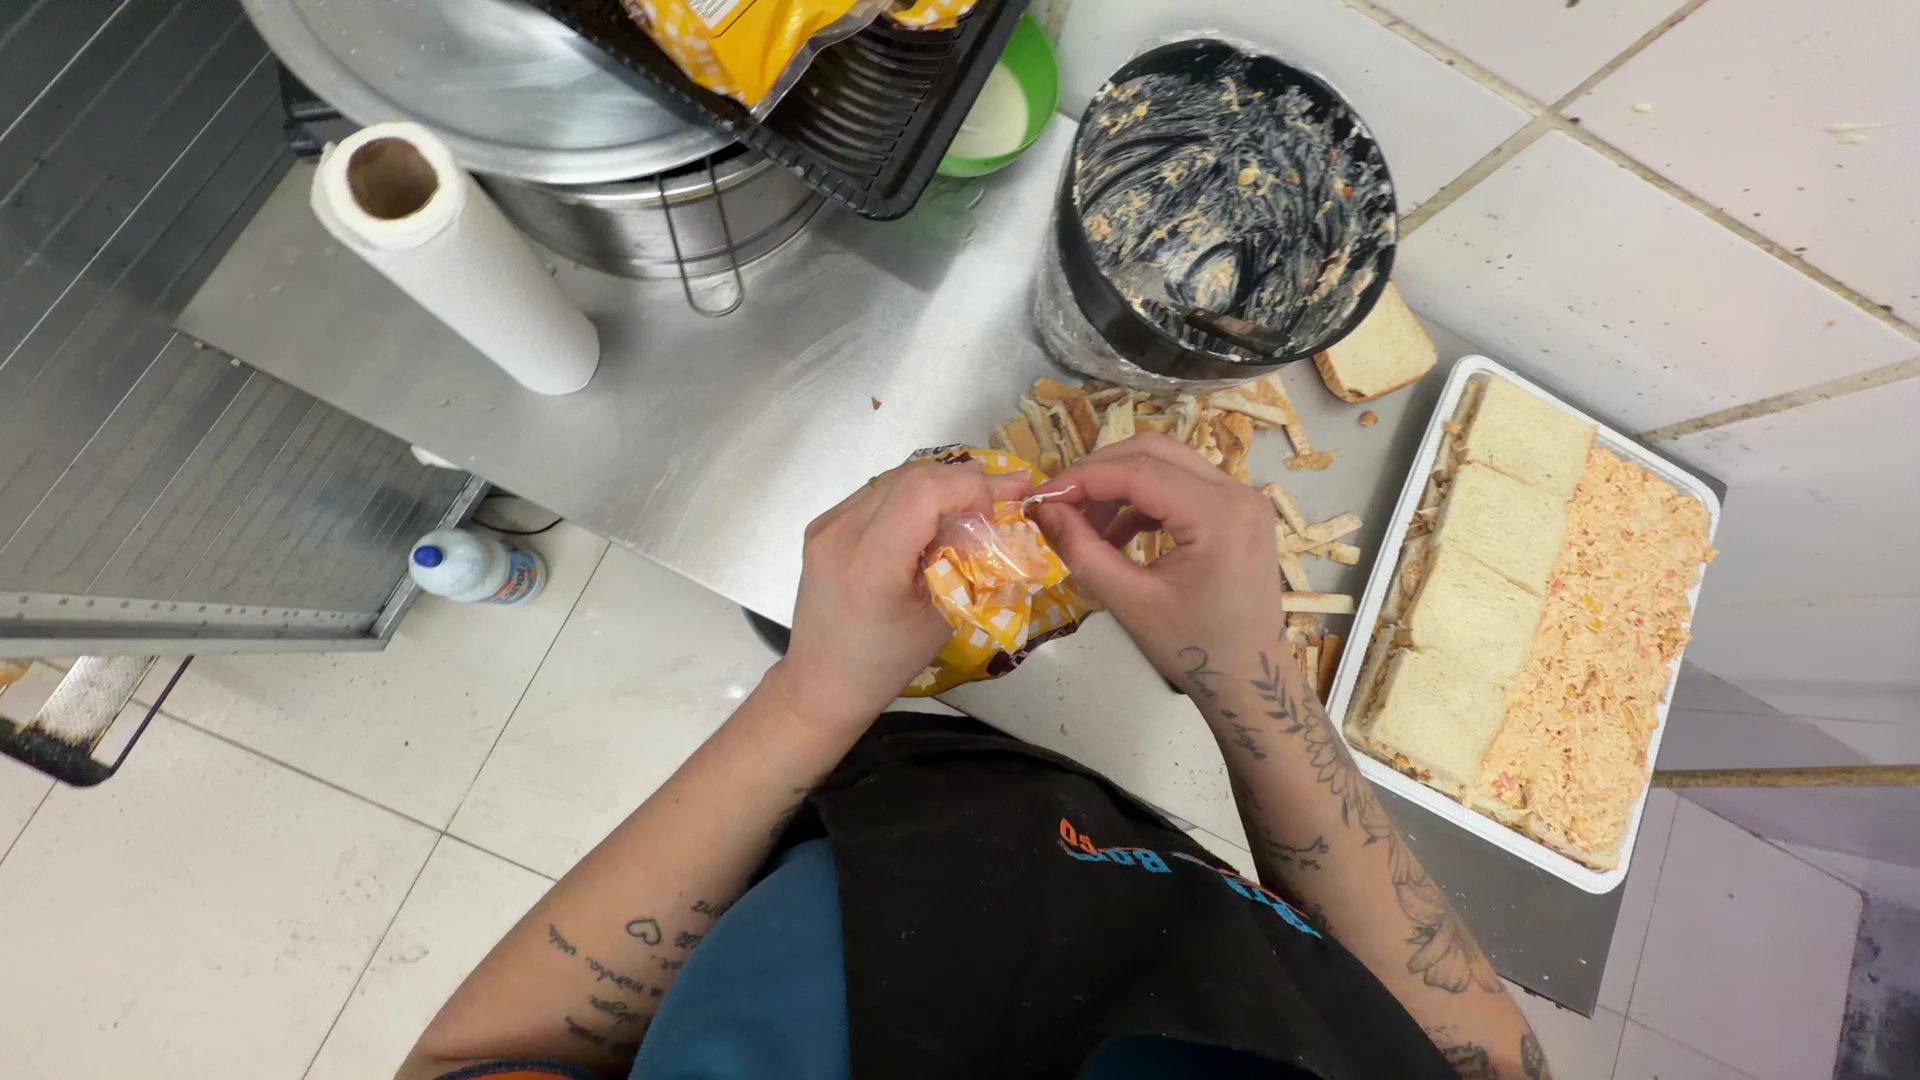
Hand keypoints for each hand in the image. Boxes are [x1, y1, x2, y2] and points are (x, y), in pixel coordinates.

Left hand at [767, 459, 996, 733]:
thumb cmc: (886, 663)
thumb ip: (968, 563)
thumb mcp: (942, 618)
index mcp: (871, 563)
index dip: (969, 487)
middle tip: (998, 501)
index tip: (993, 513)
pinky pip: (877, 493)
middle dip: (962, 482)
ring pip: (895, 478)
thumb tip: (1001, 519)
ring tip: (970, 506)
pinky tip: (930, 519)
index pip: (925, 490)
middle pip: (913, 476)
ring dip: (938, 486)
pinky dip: (912, 498)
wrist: (822, 680)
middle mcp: (841, 533)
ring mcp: (827, 525)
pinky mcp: (824, 525)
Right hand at [1031, 432, 1283, 684]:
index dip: (1082, 476)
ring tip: (1082, 522)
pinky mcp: (1235, 509)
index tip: (1042, 496)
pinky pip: (1178, 483)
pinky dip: (1139, 499)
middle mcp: (1237, 493)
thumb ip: (1082, 551)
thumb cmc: (1193, 646)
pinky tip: (1115, 533)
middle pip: (1152, 452)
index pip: (1138, 471)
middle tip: (1058, 502)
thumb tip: (1042, 510)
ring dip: (1117, 483)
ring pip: (1165, 462)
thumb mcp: (1129, 602)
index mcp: (1218, 515)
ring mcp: (1241, 498)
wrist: (1248, 677)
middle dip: (1097, 471)